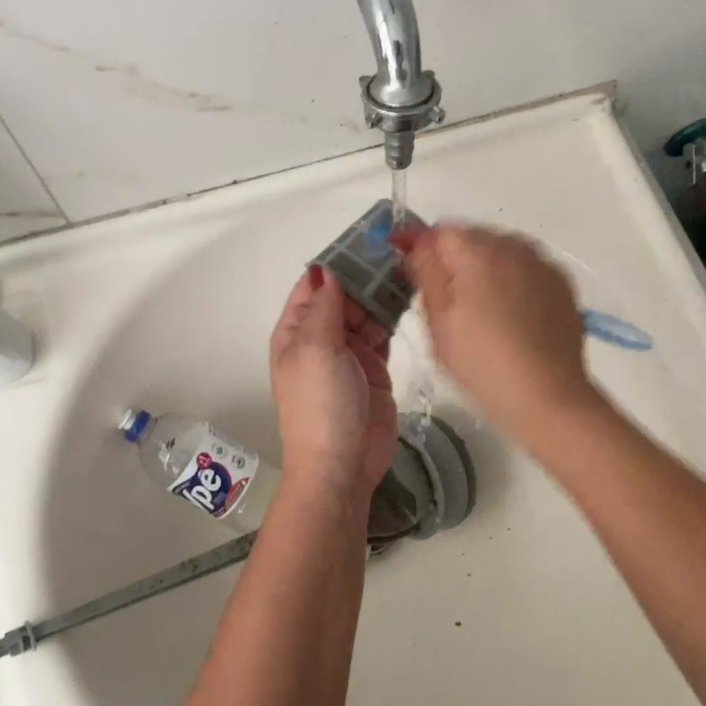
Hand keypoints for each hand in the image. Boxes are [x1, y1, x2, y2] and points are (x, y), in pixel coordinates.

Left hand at [269, 264, 398, 509]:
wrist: (341, 465)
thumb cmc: (320, 405)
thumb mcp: (315, 349)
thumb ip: (324, 308)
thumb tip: (326, 271)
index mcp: (295, 332)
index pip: (313, 286)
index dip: (336, 263)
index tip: (366, 239)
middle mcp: (320, 339)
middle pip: (343, 296)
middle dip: (365, 276)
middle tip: (399, 250)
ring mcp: (348, 355)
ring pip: (366, 313)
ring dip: (382, 294)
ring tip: (410, 267)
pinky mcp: (375, 370)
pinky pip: (384, 334)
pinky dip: (394, 318)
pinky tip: (411, 297)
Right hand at [393, 223, 595, 433]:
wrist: (547, 396)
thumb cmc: (481, 363)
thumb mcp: (438, 323)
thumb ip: (426, 274)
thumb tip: (419, 246)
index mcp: (477, 253)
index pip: (438, 231)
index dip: (418, 244)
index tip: (405, 263)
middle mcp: (514, 247)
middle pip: (472, 236)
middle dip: (452, 256)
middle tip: (440, 293)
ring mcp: (543, 264)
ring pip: (501, 250)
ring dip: (483, 266)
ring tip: (475, 304)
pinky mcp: (562, 285)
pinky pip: (526, 268)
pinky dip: (511, 279)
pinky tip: (507, 312)